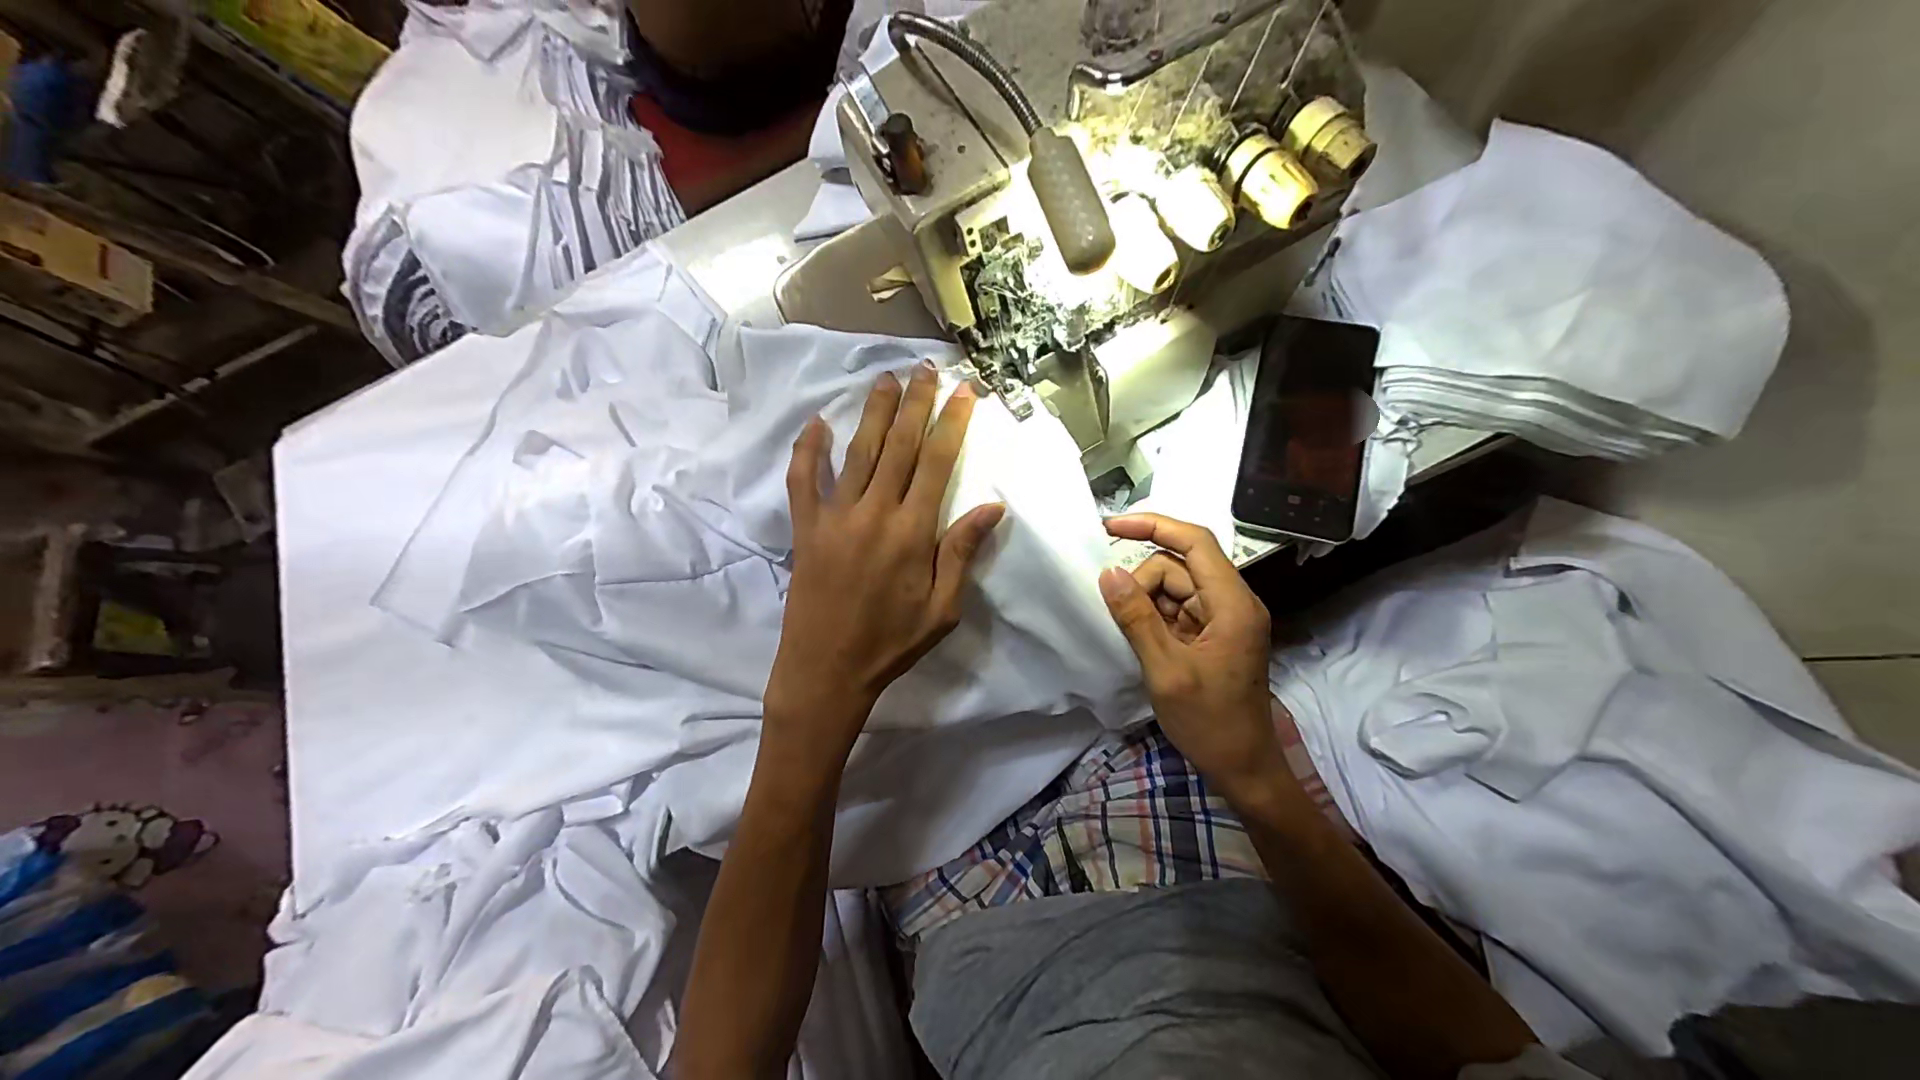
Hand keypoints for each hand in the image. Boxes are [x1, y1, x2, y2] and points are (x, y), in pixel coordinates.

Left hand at [763, 362, 1005, 768]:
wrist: (826, 670)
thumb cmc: (891, 643)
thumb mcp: (943, 609)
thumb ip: (962, 552)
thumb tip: (992, 506)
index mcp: (912, 532)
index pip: (938, 463)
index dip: (952, 423)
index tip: (964, 392)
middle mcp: (874, 513)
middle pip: (899, 446)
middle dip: (916, 404)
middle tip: (926, 369)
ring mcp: (834, 516)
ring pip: (858, 452)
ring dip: (874, 413)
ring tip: (887, 380)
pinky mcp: (805, 528)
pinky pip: (803, 480)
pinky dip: (808, 449)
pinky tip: (817, 422)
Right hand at [1098, 514, 1285, 804]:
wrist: (1243, 767)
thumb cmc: (1209, 723)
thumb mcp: (1165, 670)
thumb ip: (1137, 618)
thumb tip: (1108, 574)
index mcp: (1233, 604)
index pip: (1195, 542)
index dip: (1153, 526)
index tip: (1110, 527)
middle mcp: (1233, 602)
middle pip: (1178, 566)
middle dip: (1142, 584)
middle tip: (1122, 622)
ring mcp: (1223, 619)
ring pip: (1173, 587)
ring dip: (1146, 604)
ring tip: (1134, 640)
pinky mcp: (1213, 634)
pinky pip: (1176, 608)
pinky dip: (1154, 618)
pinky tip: (1141, 641)